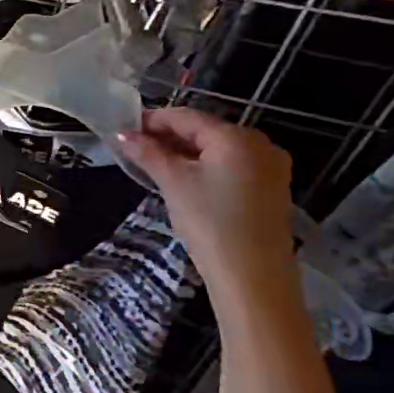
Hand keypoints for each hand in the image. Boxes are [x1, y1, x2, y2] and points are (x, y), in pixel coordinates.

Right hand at [119, 107, 295, 295]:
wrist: (252, 276)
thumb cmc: (210, 221)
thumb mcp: (173, 183)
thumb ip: (148, 153)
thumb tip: (122, 134)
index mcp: (236, 137)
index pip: (187, 117)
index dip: (153, 120)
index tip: (125, 127)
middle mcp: (260, 145)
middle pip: (205, 131)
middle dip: (169, 136)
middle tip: (136, 147)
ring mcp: (270, 168)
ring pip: (219, 150)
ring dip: (185, 152)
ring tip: (154, 163)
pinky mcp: (271, 190)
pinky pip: (232, 166)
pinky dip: (205, 167)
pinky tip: (184, 179)